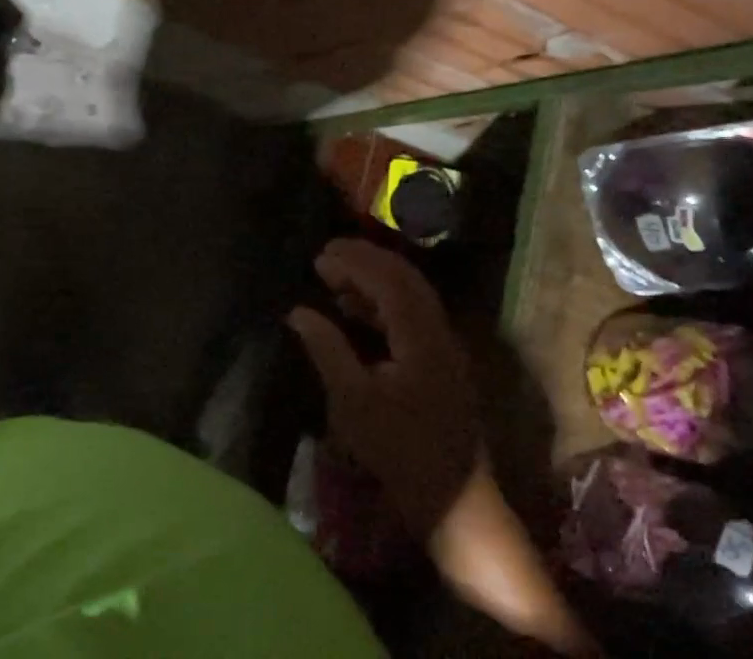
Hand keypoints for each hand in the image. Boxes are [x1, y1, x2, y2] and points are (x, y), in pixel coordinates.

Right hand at [288, 238, 481, 538]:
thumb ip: (327, 348)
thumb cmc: (398, 448)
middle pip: (408, 283)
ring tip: (334, 277)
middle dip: (368, 262)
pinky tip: (354, 312)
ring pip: (412, 300)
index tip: (320, 253)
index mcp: (422, 339)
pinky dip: (382, 306)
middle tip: (327, 253)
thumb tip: (298, 311)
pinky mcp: (440, 369)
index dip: (356, 263)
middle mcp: (441, 336)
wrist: (453, 499)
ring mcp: (445, 353)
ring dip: (375, 282)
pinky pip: (411, 320)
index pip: (391, 283)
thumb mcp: (352, 400)